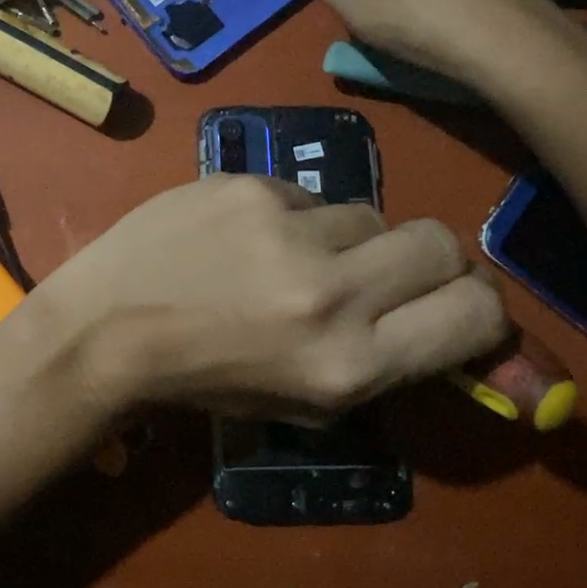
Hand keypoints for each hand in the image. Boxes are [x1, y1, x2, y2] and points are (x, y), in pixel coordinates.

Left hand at [28, 175, 506, 424]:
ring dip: (347, 238)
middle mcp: (331, 292)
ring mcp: (286, 229)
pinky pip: (304, 194)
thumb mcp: (307, 402)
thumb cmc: (206, 380)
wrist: (108, 327)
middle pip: (441, 243)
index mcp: (350, 364)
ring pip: (367, 213)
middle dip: (430, 259)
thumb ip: (386, 362)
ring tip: (290, 259)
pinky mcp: (247, 185)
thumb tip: (456, 323)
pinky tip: (245, 238)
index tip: (456, 305)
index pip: (474, 313)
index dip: (479, 307)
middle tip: (389, 271)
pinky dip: (292, 216)